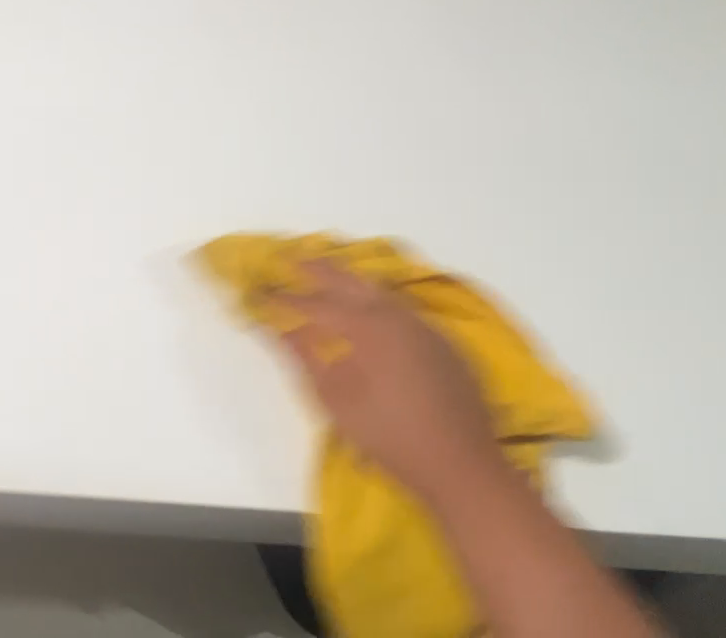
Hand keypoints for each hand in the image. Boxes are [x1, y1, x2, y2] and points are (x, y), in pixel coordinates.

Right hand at [276, 262, 506, 502]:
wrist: (461, 467)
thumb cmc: (388, 435)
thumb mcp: (334, 398)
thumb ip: (304, 357)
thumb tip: (278, 329)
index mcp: (366, 327)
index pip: (316, 304)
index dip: (286, 300)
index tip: (263, 294)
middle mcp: (396, 316)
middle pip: (351, 281)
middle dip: (319, 269)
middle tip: (294, 259)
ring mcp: (425, 327)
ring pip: (381, 291)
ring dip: (352, 280)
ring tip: (330, 276)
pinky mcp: (445, 344)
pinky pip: (404, 309)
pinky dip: (379, 300)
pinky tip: (372, 310)